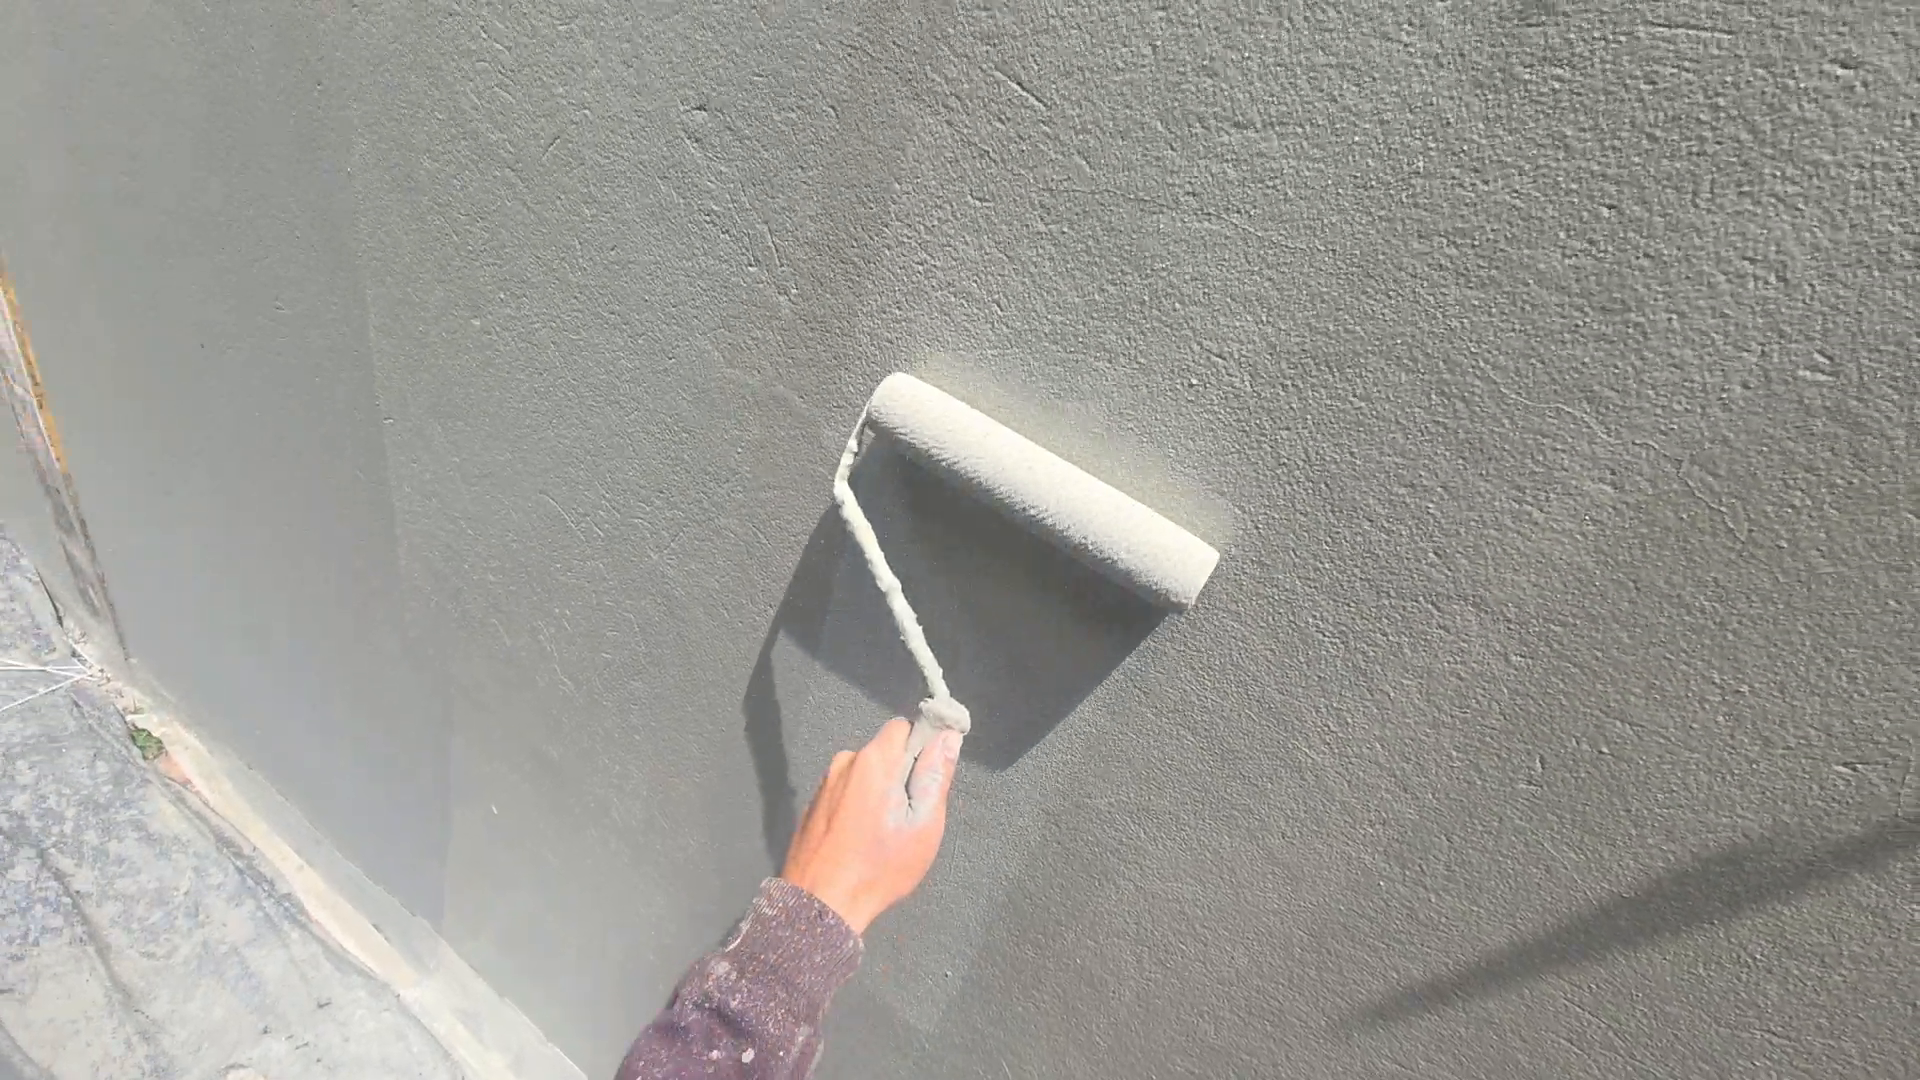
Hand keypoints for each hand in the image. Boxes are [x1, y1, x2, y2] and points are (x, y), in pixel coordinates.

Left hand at [781, 718, 961, 933]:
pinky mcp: (813, 803)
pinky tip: (858, 839)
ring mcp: (825, 782)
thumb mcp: (923, 824)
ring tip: (881, 832)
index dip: (921, 746)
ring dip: (877, 791)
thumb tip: (949, 736)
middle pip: (883, 751)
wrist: (819, 905)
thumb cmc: (879, 867)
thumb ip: (936, 775)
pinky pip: (845, 791)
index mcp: (874, 760)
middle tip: (906, 815)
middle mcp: (845, 761)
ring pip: (864, 773)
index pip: (903, 726)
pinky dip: (856, 805)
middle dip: (899, 773)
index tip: (927, 776)